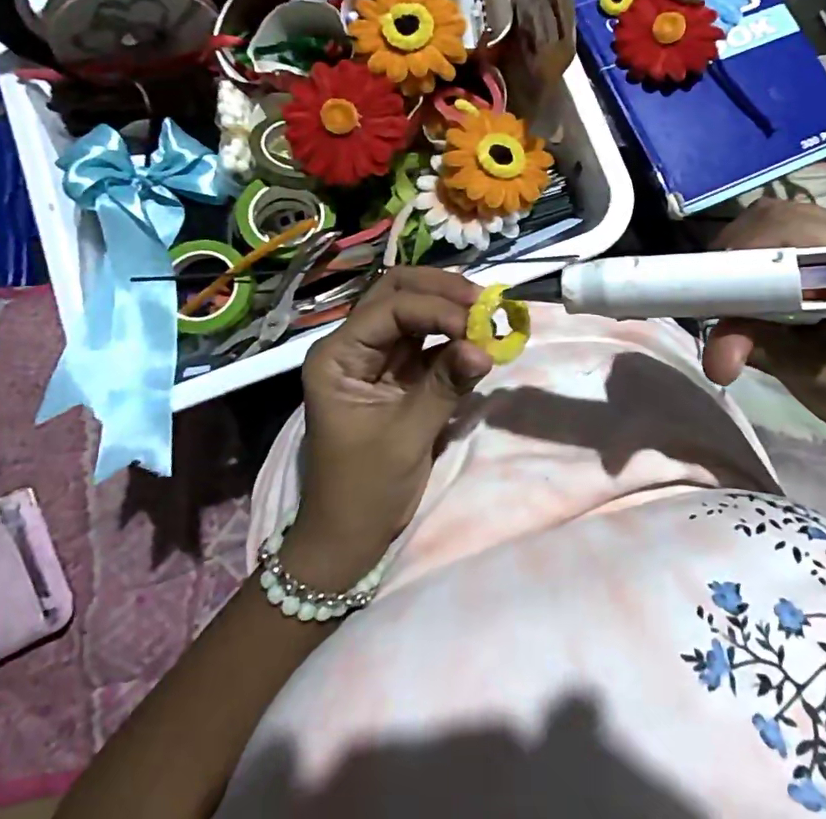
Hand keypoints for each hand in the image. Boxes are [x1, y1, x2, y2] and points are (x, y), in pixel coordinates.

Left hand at [292, 267, 492, 585]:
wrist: (350, 533)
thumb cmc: (365, 488)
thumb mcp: (406, 436)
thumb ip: (445, 386)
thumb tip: (484, 348)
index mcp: (337, 357)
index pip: (389, 308)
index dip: (435, 308)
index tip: (477, 324)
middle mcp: (353, 347)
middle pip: (396, 294)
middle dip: (441, 292)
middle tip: (485, 302)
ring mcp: (376, 359)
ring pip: (414, 312)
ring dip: (450, 309)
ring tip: (488, 317)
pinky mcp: (399, 376)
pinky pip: (428, 342)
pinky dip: (454, 337)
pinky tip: (479, 340)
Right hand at [700, 199, 825, 448]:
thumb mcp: (813, 377)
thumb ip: (762, 347)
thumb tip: (710, 350)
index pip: (800, 230)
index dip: (747, 249)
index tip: (711, 286)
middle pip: (787, 217)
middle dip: (739, 250)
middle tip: (711, 291)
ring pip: (785, 222)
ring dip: (747, 253)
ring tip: (726, 292)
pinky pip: (794, 238)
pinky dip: (763, 259)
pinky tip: (752, 290)